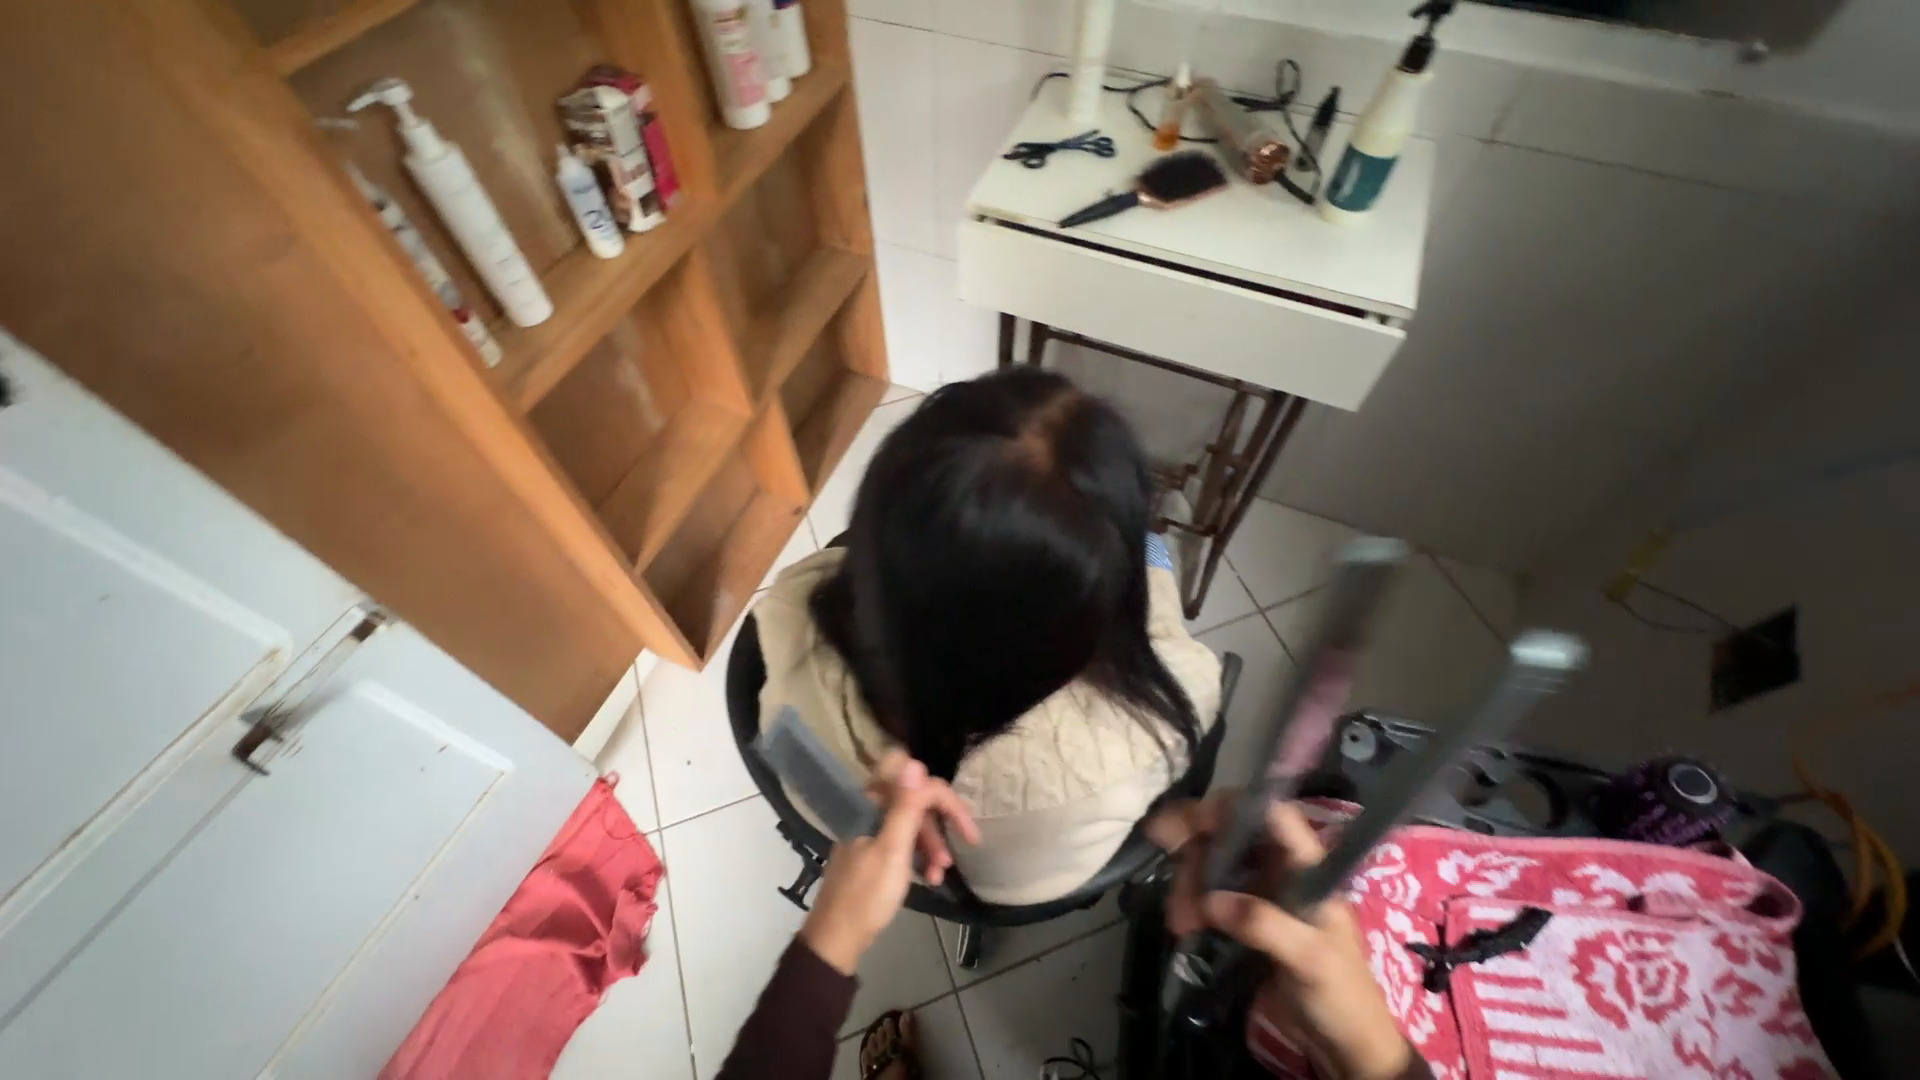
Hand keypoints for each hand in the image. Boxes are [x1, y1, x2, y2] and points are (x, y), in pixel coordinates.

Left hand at [800, 752, 980, 974]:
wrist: (836, 940)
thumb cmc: (866, 896)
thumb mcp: (892, 851)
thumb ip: (905, 807)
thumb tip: (915, 763)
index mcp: (870, 803)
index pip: (913, 778)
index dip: (942, 796)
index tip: (965, 826)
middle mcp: (869, 809)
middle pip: (915, 799)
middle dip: (940, 823)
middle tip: (964, 845)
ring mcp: (870, 829)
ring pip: (911, 822)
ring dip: (932, 843)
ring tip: (941, 873)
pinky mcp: (872, 850)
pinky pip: (902, 840)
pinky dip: (919, 855)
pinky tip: (929, 877)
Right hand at [1147, 792, 1422, 1079]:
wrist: (1344, 1046)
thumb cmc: (1342, 994)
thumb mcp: (1310, 958)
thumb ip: (1264, 924)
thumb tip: (1211, 901)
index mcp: (1306, 865)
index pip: (1269, 813)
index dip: (1231, 807)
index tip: (1194, 823)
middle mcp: (1280, 868)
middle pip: (1228, 836)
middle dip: (1196, 856)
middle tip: (1175, 889)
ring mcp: (1260, 890)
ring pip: (1212, 863)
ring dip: (1188, 885)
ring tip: (1179, 923)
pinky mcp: (1243, 914)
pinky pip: (1207, 891)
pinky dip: (1189, 901)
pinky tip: (1181, 925)